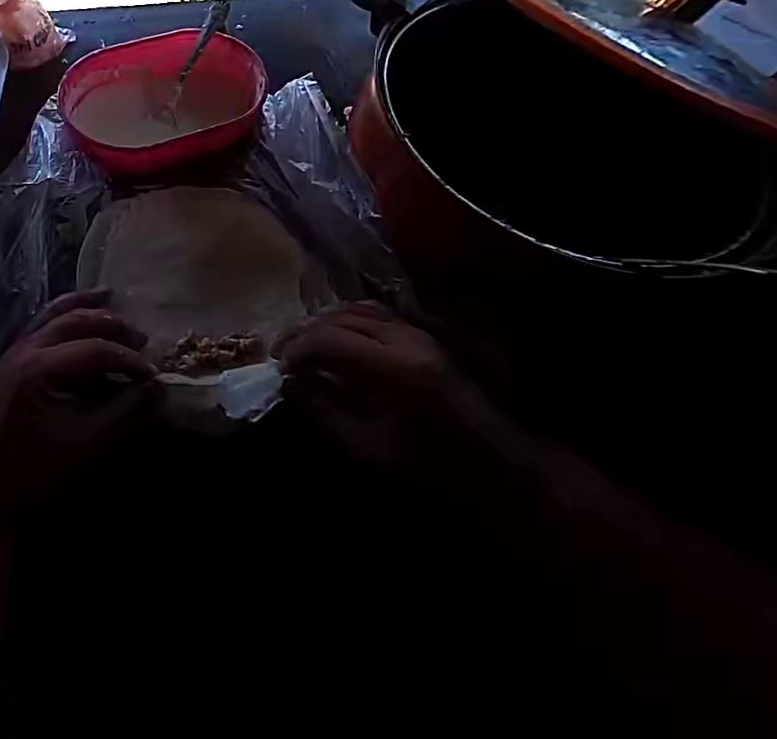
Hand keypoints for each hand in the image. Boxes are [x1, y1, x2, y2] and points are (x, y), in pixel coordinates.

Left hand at [0, 289, 157, 523]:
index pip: (95, 348)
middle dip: (109, 323)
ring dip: (82, 308)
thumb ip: (126, 411)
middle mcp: (23, 351)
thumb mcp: (89, 445)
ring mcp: (13, 356)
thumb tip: (158, 386)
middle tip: (140, 334)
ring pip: (51, 316)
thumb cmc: (38, 474)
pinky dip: (61, 318)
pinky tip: (77, 321)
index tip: (153, 374)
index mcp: (39, 367)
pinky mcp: (11, 367)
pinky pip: (40, 329)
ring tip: (109, 297)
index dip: (128, 358)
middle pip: (72, 320)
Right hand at [276, 302, 528, 496]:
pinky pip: (372, 313)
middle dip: (303, 334)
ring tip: (302, 346)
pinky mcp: (420, 337)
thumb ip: (324, 410)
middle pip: (337, 318)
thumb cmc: (433, 467)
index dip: (295, 350)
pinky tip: (332, 340)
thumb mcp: (368, 447)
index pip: (327, 339)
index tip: (279, 369)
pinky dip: (344, 320)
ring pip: (353, 309)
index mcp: (395, 369)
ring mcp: (416, 334)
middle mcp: (406, 340)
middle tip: (282, 356)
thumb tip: (292, 384)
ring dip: (321, 324)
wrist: (497, 467)